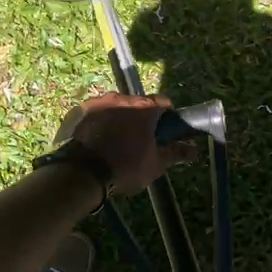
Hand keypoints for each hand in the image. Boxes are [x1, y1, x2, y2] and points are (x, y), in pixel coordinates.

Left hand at [56, 93, 194, 194]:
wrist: (81, 172)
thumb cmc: (124, 167)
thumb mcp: (155, 164)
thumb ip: (175, 153)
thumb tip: (195, 150)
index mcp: (143, 108)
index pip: (161, 102)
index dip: (165, 114)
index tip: (163, 128)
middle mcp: (119, 99)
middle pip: (135, 103)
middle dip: (139, 116)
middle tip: (139, 137)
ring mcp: (95, 103)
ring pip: (112, 106)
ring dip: (117, 117)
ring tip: (115, 139)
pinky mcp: (76, 112)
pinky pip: (93, 113)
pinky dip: (97, 122)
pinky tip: (96, 139)